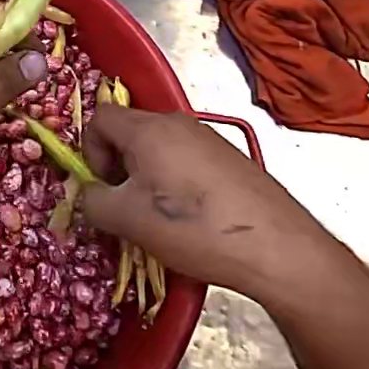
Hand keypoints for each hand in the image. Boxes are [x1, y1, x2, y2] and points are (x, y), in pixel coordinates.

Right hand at [78, 104, 368, 314]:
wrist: (279, 250)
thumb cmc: (194, 228)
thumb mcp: (126, 219)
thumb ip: (92, 201)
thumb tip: (89, 195)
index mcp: (147, 128)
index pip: (99, 119)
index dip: (90, 151)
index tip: (104, 187)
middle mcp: (178, 123)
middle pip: (129, 131)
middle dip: (118, 166)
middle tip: (126, 205)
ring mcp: (208, 138)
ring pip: (158, 147)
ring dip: (146, 176)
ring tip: (160, 217)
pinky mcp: (231, 159)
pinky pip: (186, 160)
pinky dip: (176, 181)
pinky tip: (193, 219)